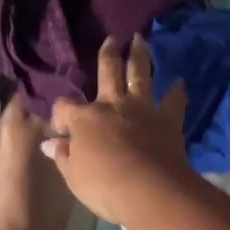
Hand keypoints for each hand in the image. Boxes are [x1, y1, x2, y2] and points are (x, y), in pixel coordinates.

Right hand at [43, 35, 188, 226]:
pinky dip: (177, 91)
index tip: (59, 128)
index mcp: (85, 118)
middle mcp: (113, 104)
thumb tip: (49, 143)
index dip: (59, 116)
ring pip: (140, 75)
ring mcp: (142, 109)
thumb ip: (62, 156)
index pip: (65, 108)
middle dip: (108, 54)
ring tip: (140, 39)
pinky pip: (174, 102)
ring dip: (140, 56)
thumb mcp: (73, 176)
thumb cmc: (105, 185)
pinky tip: (180, 81)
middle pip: (108, 72)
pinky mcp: (167, 121)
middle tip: (112, 38)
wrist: (150, 191)